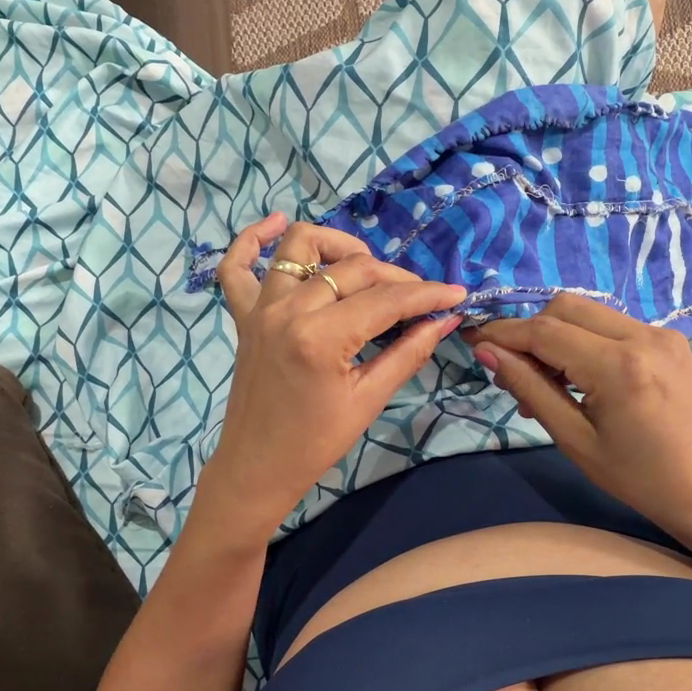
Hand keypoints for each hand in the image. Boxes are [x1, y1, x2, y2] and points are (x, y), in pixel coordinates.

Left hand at [194, 214, 466, 540]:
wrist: (257, 466)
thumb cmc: (315, 442)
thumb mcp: (368, 399)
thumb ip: (409, 352)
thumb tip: (445, 319)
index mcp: (320, 337)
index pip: (385, 300)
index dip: (426, 295)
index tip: (456, 294)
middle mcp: (287, 310)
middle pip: (352, 268)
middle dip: (395, 277)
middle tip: (419, 298)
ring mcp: (260, 308)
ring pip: (299, 246)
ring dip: (337, 245)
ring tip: (363, 266)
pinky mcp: (243, 315)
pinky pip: (236, 265)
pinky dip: (252, 239)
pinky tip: (276, 225)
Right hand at [465, 294, 691, 533]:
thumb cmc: (636, 477)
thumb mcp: (574, 438)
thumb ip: (530, 388)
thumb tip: (487, 352)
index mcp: (618, 366)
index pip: (545, 332)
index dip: (503, 334)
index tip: (472, 341)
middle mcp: (642, 336)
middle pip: (564, 308)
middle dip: (528, 332)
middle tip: (510, 372)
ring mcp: (660, 334)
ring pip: (587, 312)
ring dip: (554, 335)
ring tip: (540, 382)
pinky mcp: (668, 340)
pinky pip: (610, 325)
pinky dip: (581, 341)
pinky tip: (574, 377)